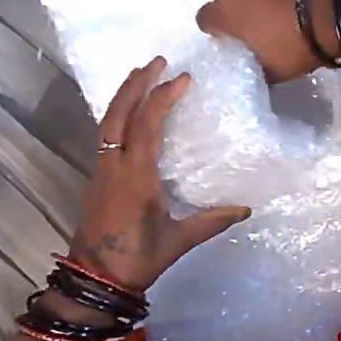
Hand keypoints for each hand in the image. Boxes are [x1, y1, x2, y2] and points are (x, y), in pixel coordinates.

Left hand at [68, 57, 250, 290]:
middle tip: (157, 61)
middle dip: (137, 84)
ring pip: (108, 121)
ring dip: (124, 95)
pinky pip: (106, 135)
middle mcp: (115, 165)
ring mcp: (102, 170)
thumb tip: (245, 209)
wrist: (95, 279)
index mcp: (136, 176)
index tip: (182, 79)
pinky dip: (118, 115)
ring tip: (141, 76)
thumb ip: (211, 221)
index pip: (147, 125)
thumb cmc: (137, 258)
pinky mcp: (98, 178)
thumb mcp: (179, 240)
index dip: (163, 98)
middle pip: (120, 113)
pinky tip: (130, 113)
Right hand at [195, 0, 320, 82]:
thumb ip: (255, 67)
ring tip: (287, 6)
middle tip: (265, 24)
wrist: (332, 7)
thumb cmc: (296, 44)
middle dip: (242, 9)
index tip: (234, 38)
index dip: (218, 29)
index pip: (206, 19)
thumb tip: (254, 66)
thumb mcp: (273, 71)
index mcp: (225, 11)